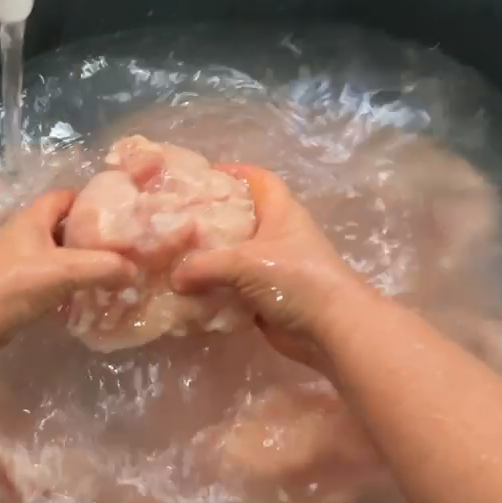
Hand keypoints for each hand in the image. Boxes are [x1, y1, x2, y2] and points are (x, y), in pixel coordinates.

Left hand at [0, 190, 135, 337]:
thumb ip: (105, 268)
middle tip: (113, 247)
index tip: (114, 214)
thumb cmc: (20, 282)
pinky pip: (42, 277)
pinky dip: (60, 282)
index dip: (88, 201)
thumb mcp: (68, 270)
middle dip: (85, 235)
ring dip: (73, 261)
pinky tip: (77, 294)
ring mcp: (13, 260)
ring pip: (51, 254)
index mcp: (32, 218)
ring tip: (100, 272)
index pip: (64, 197)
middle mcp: (21, 234)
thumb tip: (134, 272)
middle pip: (59, 226)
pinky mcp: (10, 285)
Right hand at [172, 164, 374, 363]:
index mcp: (280, 213)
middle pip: (239, 218)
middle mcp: (277, 236)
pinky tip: (186, 292)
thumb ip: (202, 265)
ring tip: (172, 257)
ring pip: (231, 257)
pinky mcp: (265, 297)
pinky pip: (230, 288)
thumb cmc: (296, 279)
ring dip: (206, 260)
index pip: (258, 180)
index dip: (233, 173)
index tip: (200, 177)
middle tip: (175, 221)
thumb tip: (174, 277)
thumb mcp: (244, 262)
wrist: (329, 329)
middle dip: (209, 219)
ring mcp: (272, 268)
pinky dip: (211, 290)